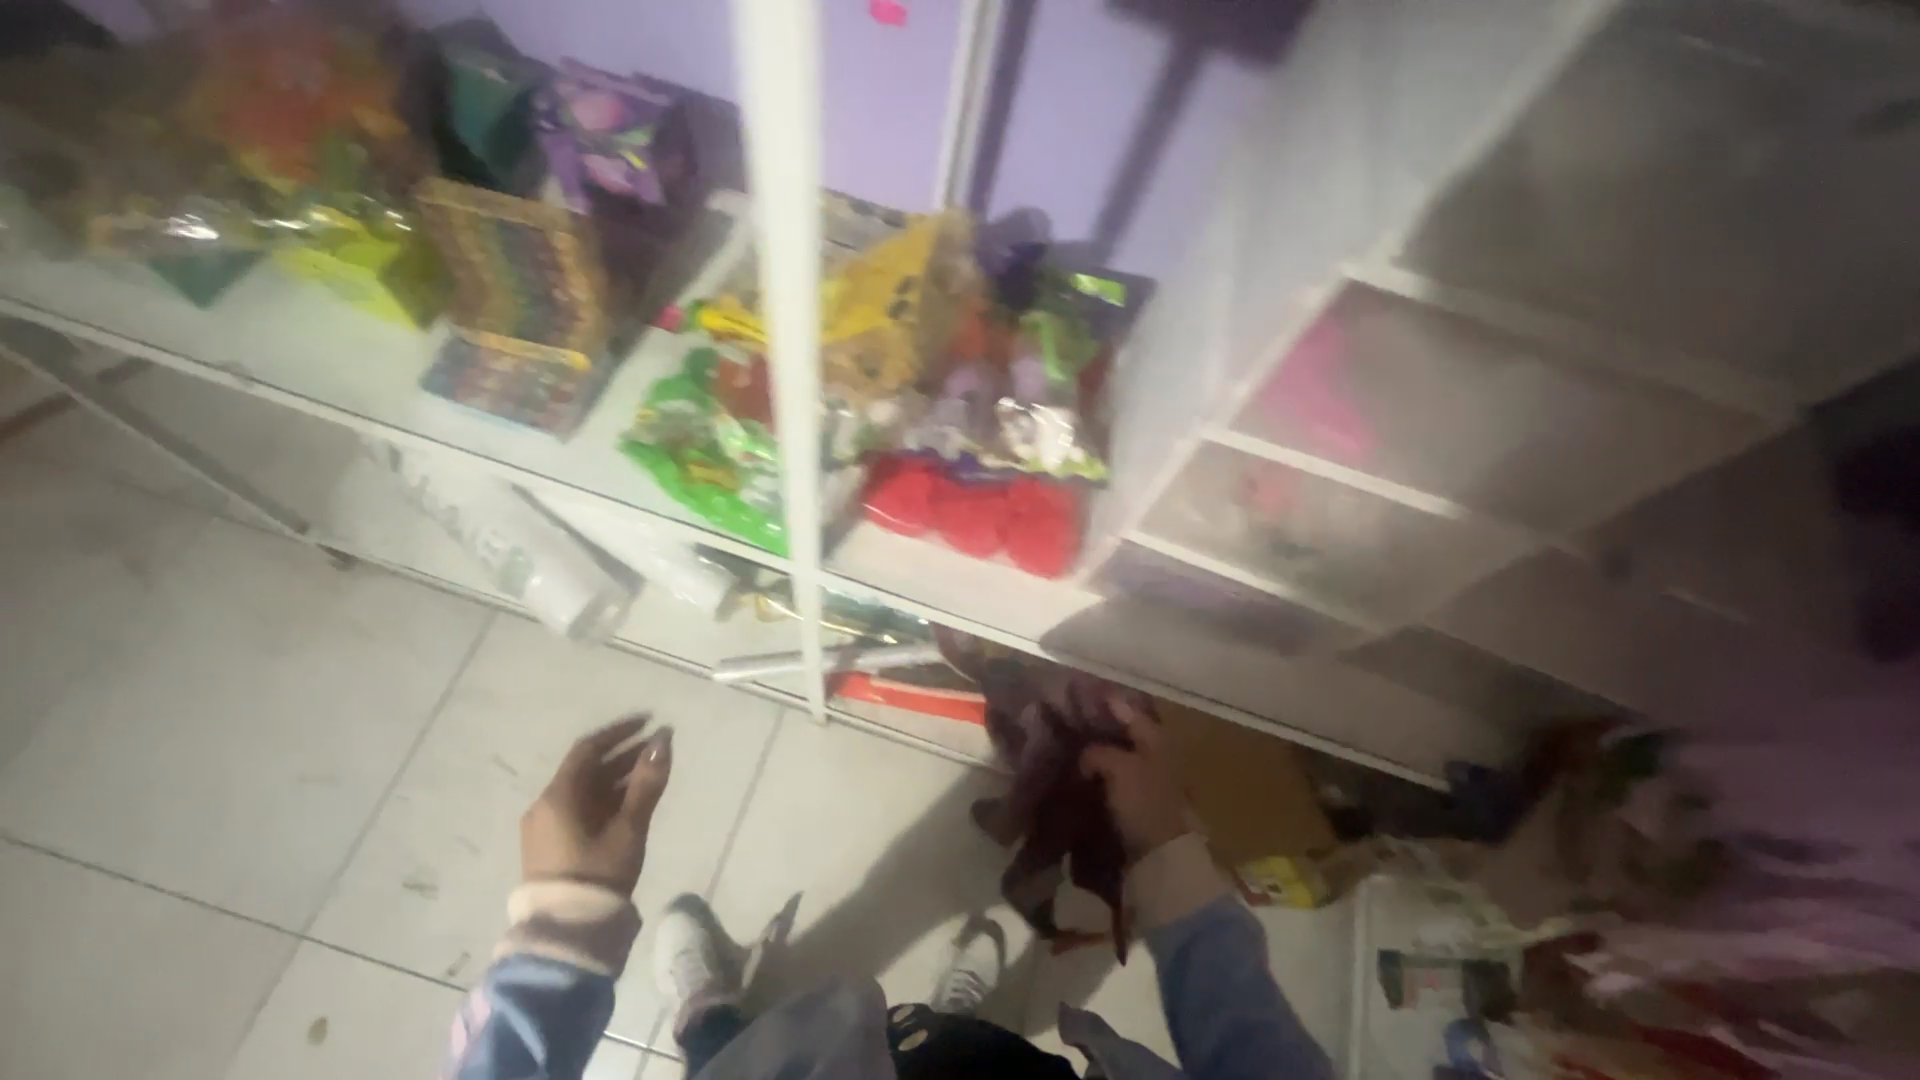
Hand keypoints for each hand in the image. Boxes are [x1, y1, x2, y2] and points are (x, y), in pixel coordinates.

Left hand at [521, 715, 673, 894]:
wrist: (567, 934)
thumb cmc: (599, 874)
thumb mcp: (629, 828)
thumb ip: (647, 783)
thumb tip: (663, 741)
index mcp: (558, 797)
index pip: (588, 749)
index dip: (620, 732)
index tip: (649, 723)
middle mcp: (544, 806)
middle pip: (586, 769)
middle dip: (622, 755)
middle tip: (656, 749)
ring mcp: (544, 828)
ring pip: (583, 790)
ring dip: (615, 777)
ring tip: (649, 774)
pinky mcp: (549, 847)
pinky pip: (579, 809)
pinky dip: (605, 798)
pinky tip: (629, 803)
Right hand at [1081, 696, 1192, 859]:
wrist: (1162, 858)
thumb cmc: (1145, 803)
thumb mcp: (1119, 767)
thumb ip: (1098, 752)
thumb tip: (1084, 757)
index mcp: (1156, 740)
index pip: (1128, 711)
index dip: (1106, 702)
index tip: (1078, 694)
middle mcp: (1155, 756)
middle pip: (1123, 734)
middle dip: (1098, 729)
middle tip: (1067, 723)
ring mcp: (1148, 782)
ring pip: (1118, 757)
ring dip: (1097, 754)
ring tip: (1067, 749)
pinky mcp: (1138, 806)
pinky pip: (1114, 782)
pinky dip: (1098, 778)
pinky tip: (1078, 778)